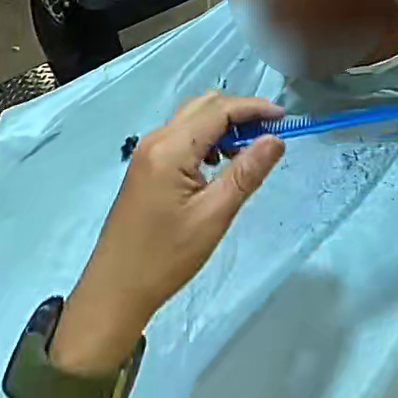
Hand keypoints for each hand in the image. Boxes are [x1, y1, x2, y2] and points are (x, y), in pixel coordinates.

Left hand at [49, 93, 285, 372]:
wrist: (114, 292)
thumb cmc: (166, 257)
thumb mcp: (214, 215)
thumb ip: (247, 172)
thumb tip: (276, 140)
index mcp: (171, 149)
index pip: (219, 109)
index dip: (254, 108)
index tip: (283, 118)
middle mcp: (156, 139)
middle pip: (205, 105)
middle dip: (241, 111)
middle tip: (269, 133)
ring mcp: (148, 151)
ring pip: (194, 117)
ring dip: (224, 123)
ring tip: (249, 149)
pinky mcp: (146, 164)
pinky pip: (183, 134)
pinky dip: (207, 136)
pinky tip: (220, 162)